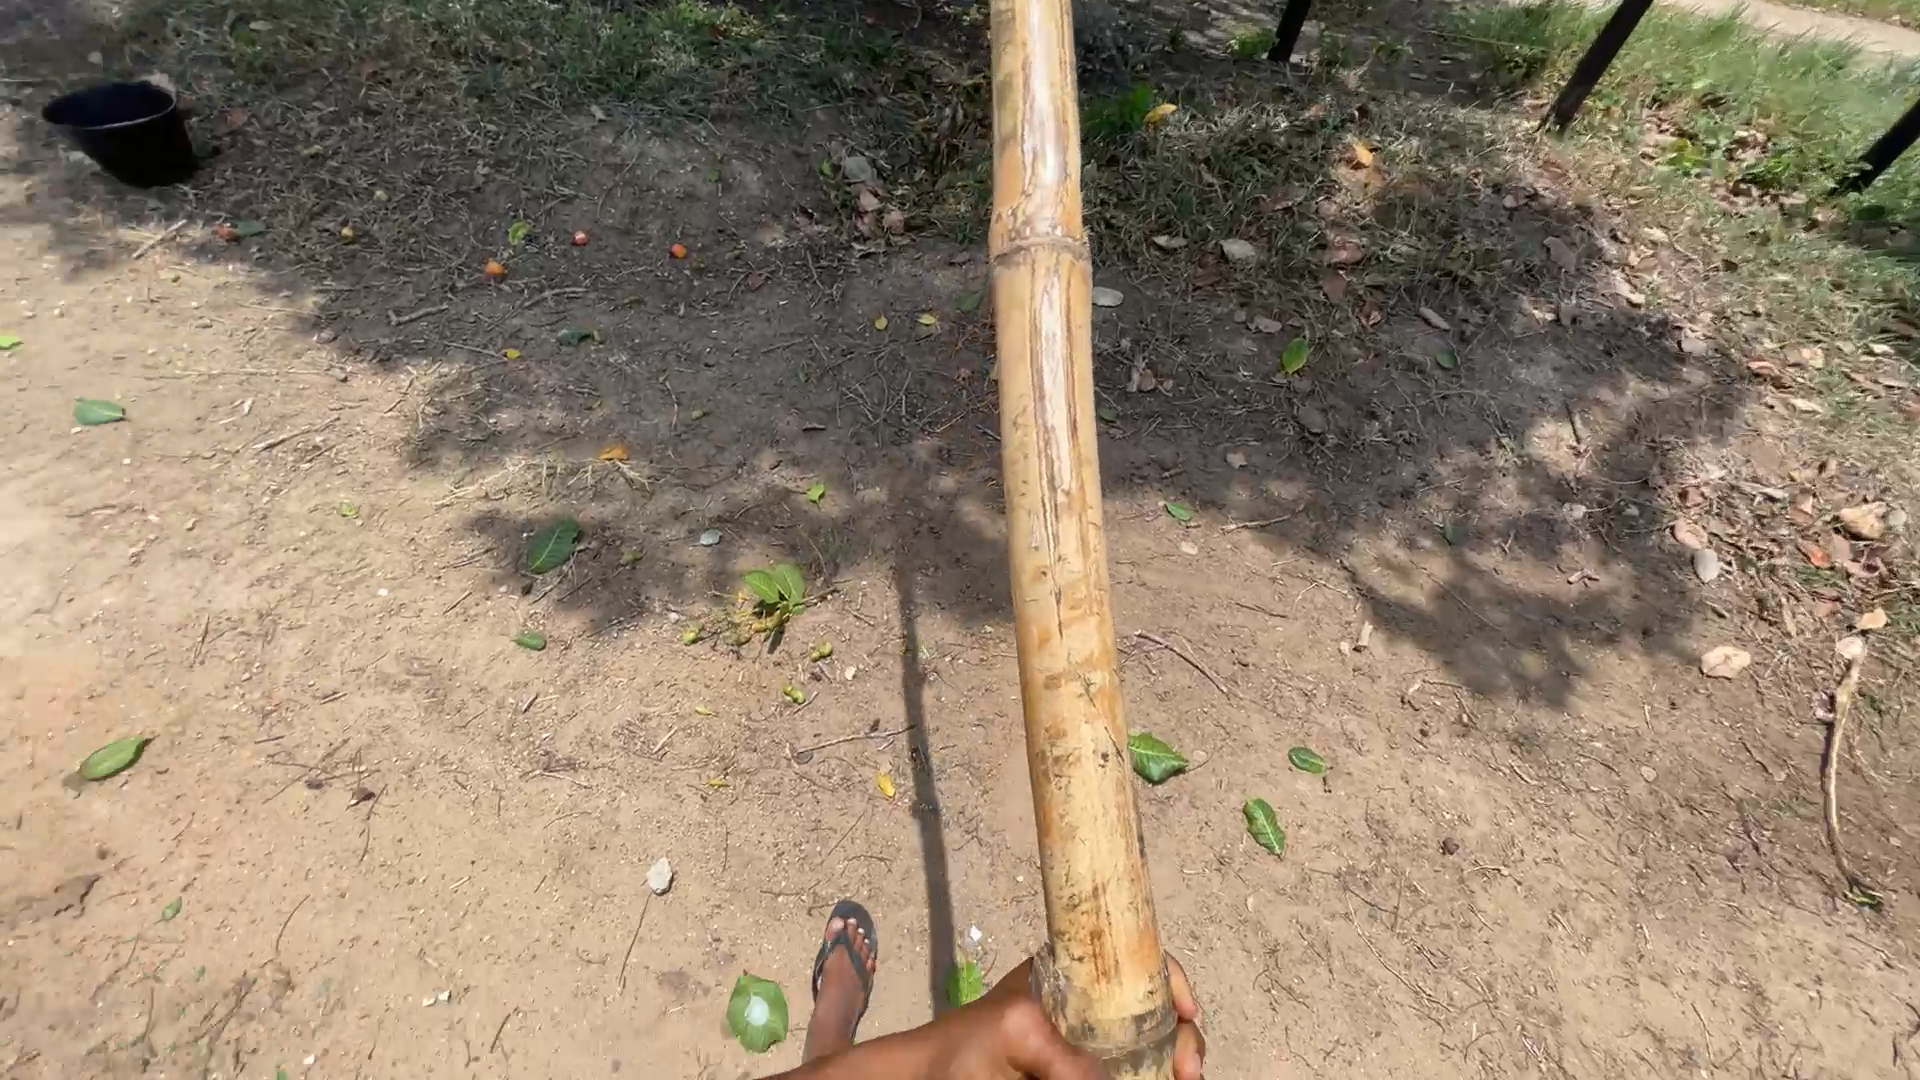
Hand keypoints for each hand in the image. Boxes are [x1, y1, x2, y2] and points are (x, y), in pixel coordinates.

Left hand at [920, 953, 1204, 1079]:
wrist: (930, 1079)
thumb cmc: (965, 1045)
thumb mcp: (1015, 1034)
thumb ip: (1064, 1056)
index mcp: (1073, 977)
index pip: (1136, 964)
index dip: (1171, 983)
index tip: (1186, 1015)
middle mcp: (1089, 1006)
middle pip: (1155, 1010)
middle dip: (1184, 1036)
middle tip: (1187, 1068)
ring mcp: (1088, 1044)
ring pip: (1149, 1047)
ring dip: (1173, 1059)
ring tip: (1181, 1077)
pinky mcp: (1081, 1068)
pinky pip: (1126, 1067)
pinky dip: (1149, 1070)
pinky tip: (1162, 1078)